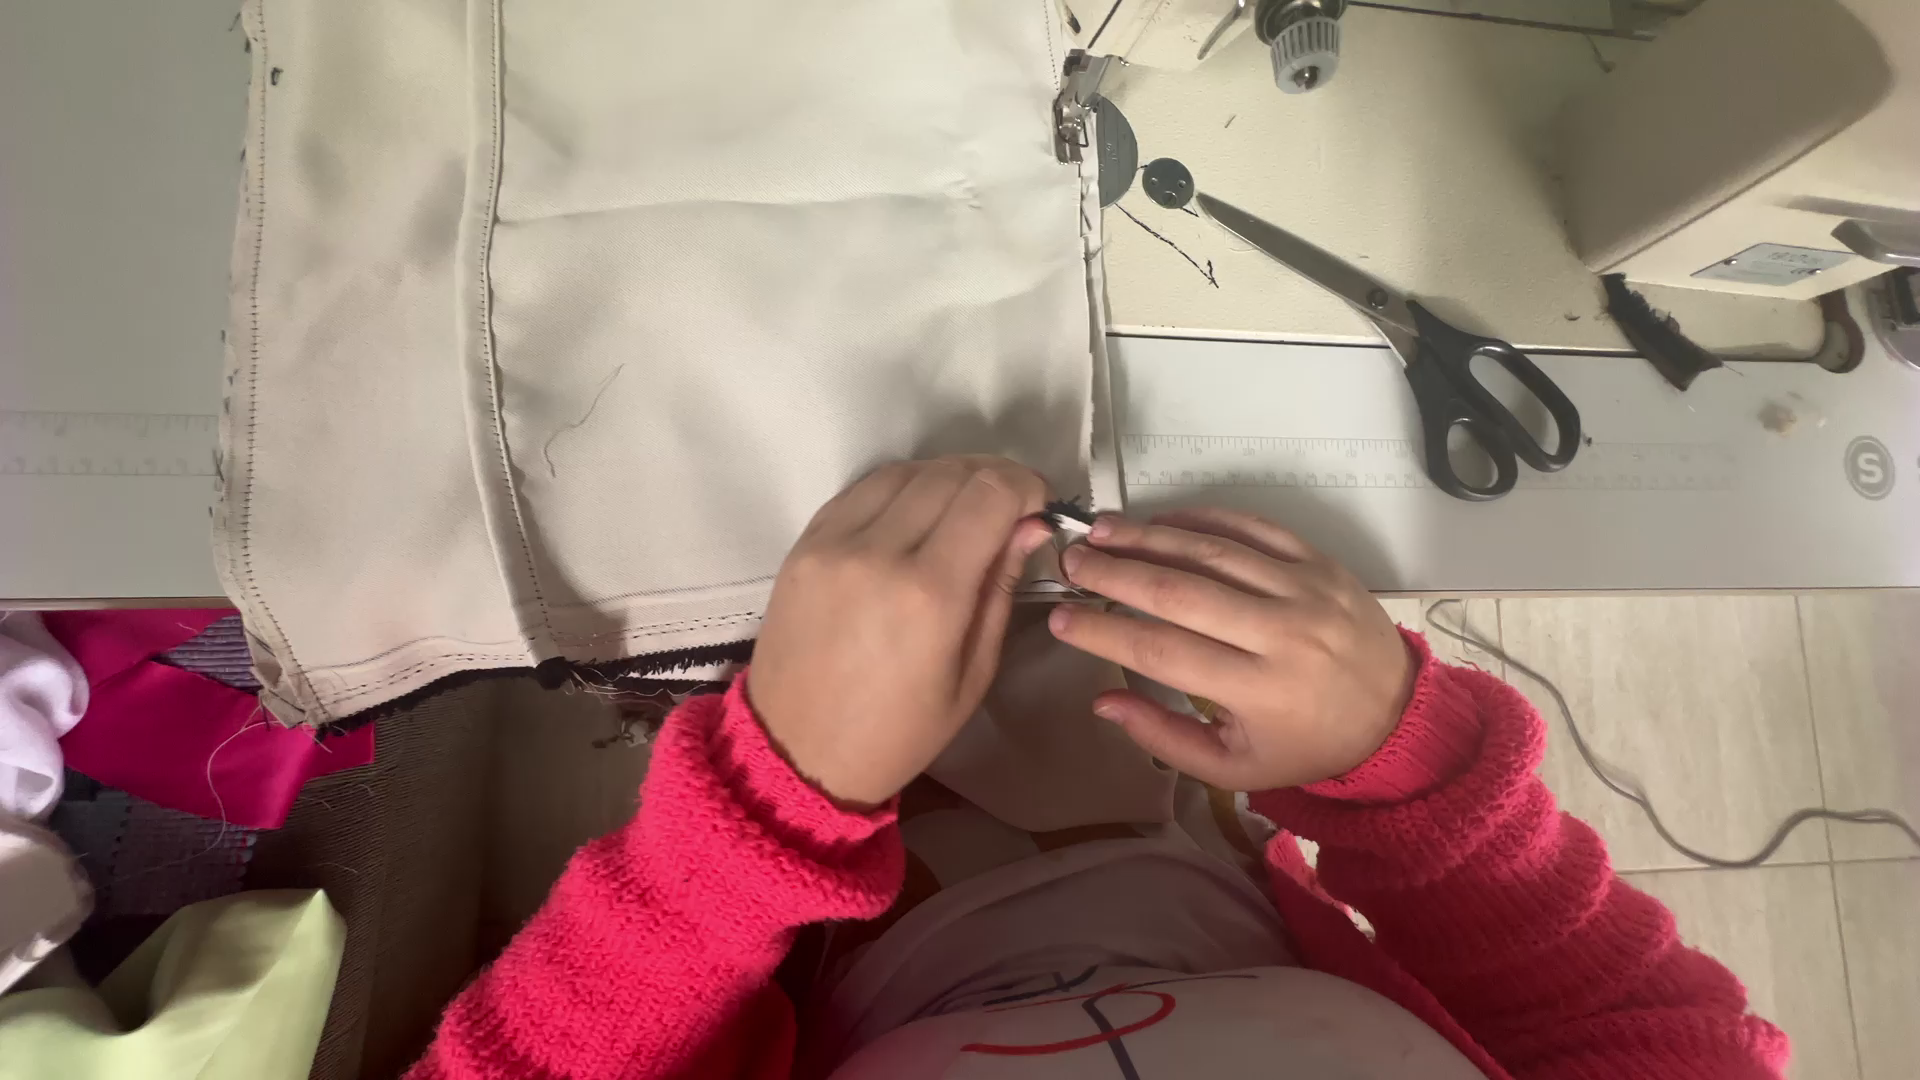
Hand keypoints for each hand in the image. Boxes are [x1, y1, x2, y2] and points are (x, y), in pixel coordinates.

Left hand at [748, 456, 1053, 807]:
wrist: (796, 752)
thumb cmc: (898, 731)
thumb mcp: (972, 674)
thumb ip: (1000, 588)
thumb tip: (1031, 526)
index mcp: (930, 594)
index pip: (990, 495)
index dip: (1026, 486)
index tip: (1038, 504)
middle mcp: (879, 552)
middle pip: (951, 473)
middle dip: (994, 478)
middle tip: (1009, 507)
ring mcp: (833, 542)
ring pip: (907, 471)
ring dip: (948, 477)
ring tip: (964, 507)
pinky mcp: (804, 543)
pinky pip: (863, 488)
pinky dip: (902, 486)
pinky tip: (917, 510)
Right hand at [1045, 507, 1415, 791]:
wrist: (1400, 717)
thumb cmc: (1305, 746)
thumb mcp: (1234, 767)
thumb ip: (1164, 736)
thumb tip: (1101, 699)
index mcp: (1259, 691)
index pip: (1160, 651)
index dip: (1102, 632)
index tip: (1059, 617)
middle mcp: (1281, 633)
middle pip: (1179, 591)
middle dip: (1114, 573)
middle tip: (1070, 561)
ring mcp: (1304, 589)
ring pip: (1210, 552)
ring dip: (1148, 536)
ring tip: (1100, 531)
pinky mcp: (1319, 562)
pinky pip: (1252, 528)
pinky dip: (1201, 518)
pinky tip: (1160, 519)